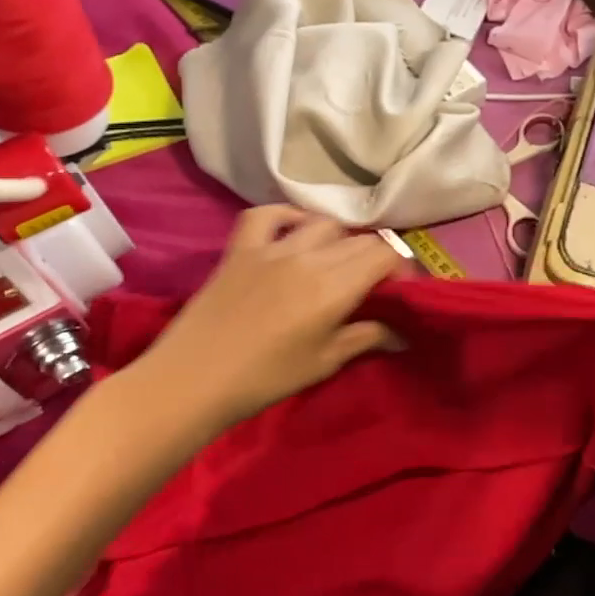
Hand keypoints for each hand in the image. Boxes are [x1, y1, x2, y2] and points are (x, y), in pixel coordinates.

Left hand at [130, 205, 405, 434]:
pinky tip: (295, 230)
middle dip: (376, 257)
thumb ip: (367, 338)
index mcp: (334, 287)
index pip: (384, 255)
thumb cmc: (265, 378)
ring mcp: (272, 248)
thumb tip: (403, 332)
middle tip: (373, 283)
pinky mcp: (241, 249)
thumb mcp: (325, 362)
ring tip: (338, 260)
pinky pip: (267, 215)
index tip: (398, 291)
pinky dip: (287, 216)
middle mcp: (309, 257)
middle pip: (360, 239)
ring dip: (340, 238)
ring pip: (323, 223)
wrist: (191, 381)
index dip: (400, 268)